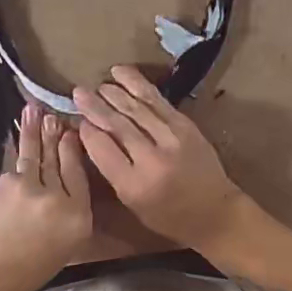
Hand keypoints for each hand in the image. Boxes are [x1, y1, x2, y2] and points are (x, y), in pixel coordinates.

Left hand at [0, 105, 93, 290]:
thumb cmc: (31, 267)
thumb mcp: (66, 245)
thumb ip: (70, 213)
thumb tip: (63, 182)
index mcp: (78, 216)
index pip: (79, 174)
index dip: (74, 150)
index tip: (73, 133)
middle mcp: (57, 196)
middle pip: (58, 159)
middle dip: (55, 135)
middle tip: (55, 115)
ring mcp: (28, 187)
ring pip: (34, 153)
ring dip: (34, 130)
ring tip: (34, 110)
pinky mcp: (4, 183)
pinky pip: (14, 166)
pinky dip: (17, 157)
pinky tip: (18, 141)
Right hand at [73, 66, 250, 250]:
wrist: (214, 211)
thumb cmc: (167, 216)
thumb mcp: (132, 204)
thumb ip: (112, 172)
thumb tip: (92, 139)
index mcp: (133, 185)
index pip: (102, 150)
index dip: (87, 132)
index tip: (77, 121)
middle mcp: (151, 160)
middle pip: (117, 126)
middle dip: (94, 107)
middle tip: (77, 93)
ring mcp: (171, 139)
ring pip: (136, 109)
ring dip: (113, 93)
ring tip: (97, 85)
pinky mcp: (185, 126)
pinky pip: (156, 100)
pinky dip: (137, 84)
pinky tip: (121, 74)